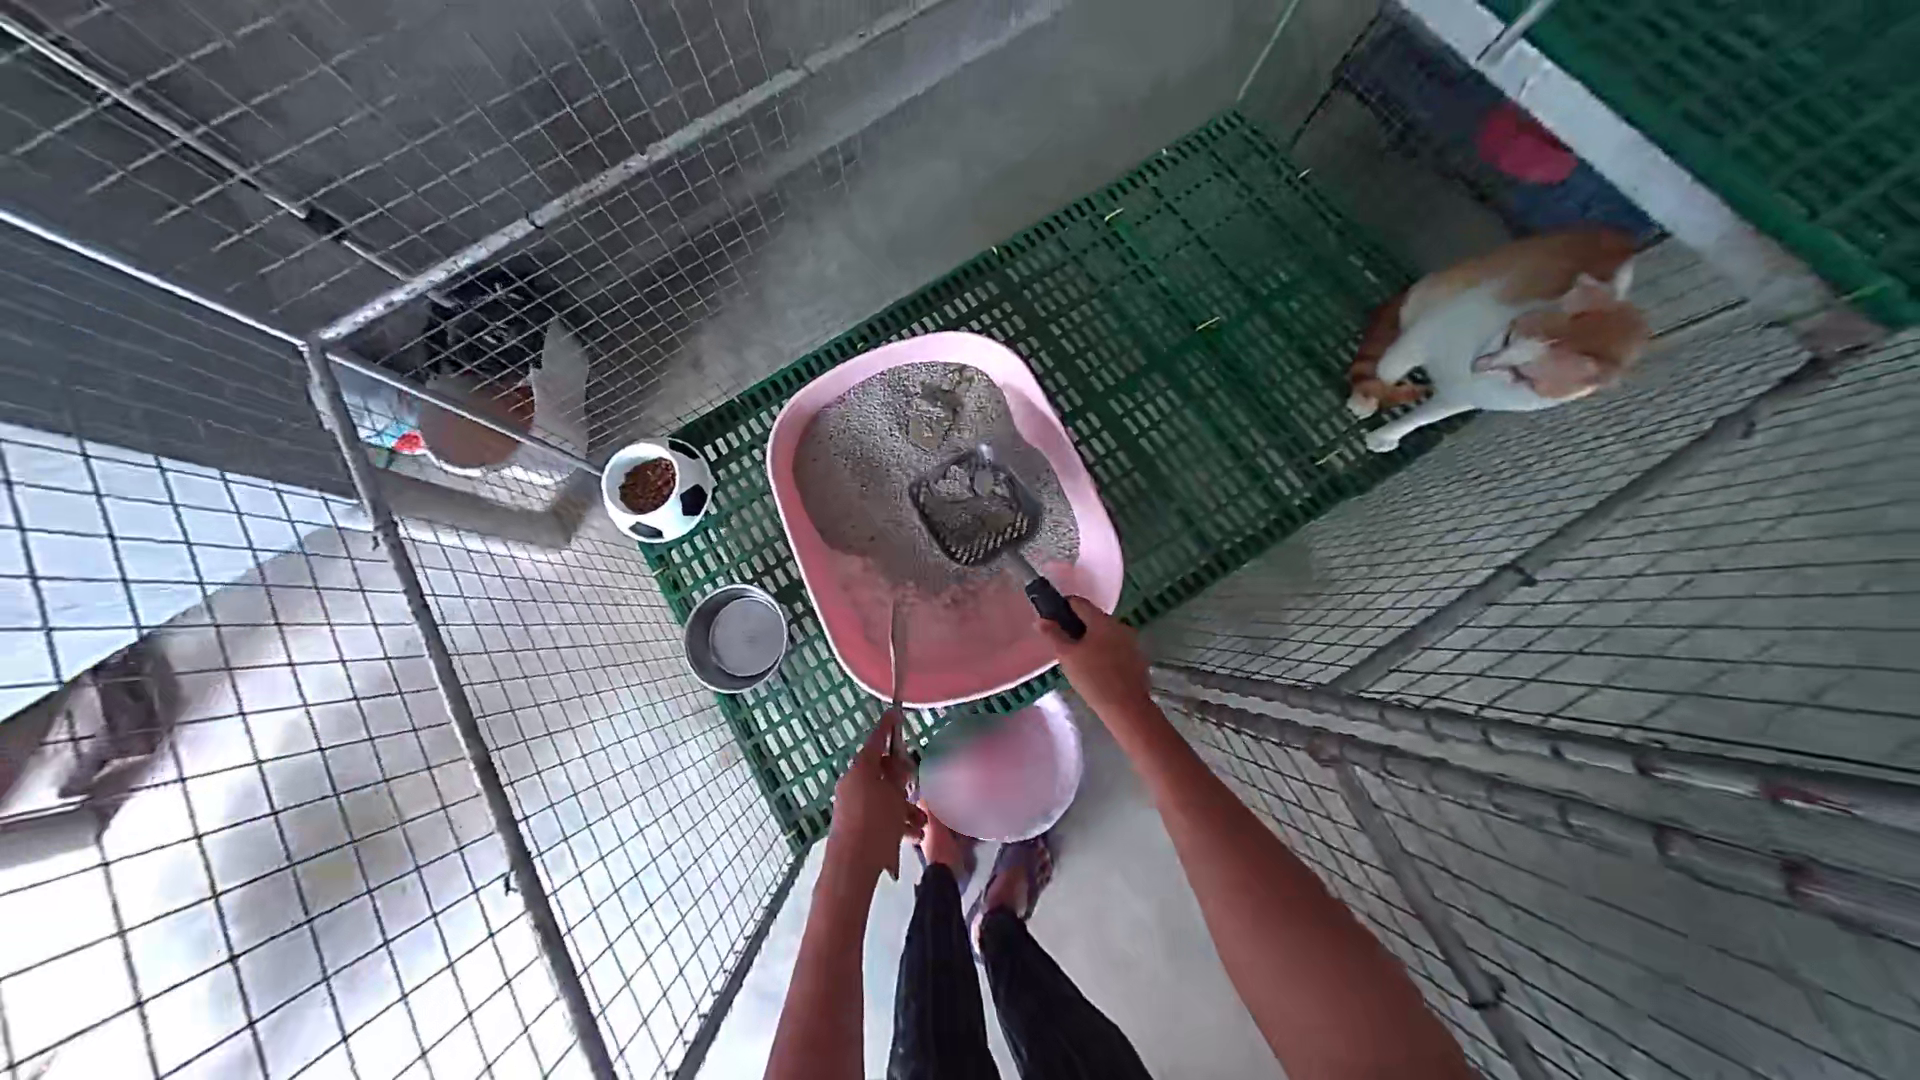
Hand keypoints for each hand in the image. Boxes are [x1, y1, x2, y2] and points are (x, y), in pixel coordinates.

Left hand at [826, 711, 924, 882]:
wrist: (851, 867)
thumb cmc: (876, 825)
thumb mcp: (895, 797)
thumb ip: (899, 777)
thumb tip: (899, 765)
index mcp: (862, 769)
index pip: (877, 740)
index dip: (888, 726)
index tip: (895, 712)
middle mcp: (853, 782)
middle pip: (881, 770)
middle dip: (902, 779)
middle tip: (917, 783)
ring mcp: (851, 803)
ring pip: (882, 795)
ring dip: (902, 805)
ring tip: (921, 823)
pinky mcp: (853, 823)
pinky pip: (877, 813)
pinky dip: (894, 819)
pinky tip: (912, 835)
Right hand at [1035, 596, 1152, 717]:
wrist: (1126, 707)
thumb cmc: (1093, 678)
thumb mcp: (1067, 656)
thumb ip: (1053, 635)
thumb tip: (1041, 620)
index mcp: (1102, 620)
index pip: (1079, 602)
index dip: (1062, 607)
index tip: (1052, 621)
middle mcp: (1119, 625)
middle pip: (1093, 618)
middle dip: (1077, 627)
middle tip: (1063, 645)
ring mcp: (1131, 641)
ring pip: (1105, 633)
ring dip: (1091, 640)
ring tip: (1079, 659)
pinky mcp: (1137, 658)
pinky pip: (1116, 647)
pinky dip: (1104, 652)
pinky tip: (1097, 669)